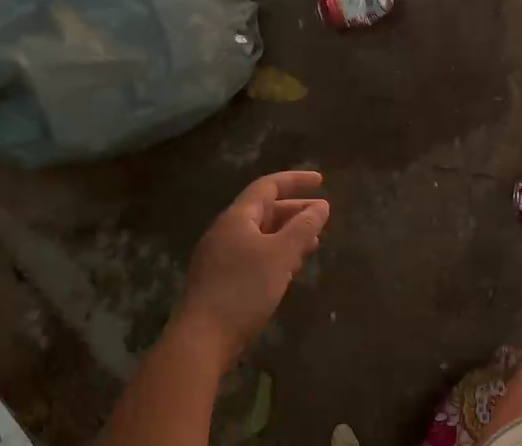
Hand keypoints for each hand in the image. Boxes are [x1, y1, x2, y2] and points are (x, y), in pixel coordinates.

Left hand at [169, 171, 329, 365]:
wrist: (200, 341)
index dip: (296, 180)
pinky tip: (288, 271)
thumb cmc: (243, 289)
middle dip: (295, 211)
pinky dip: (274, 255)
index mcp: (237, 219)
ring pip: (260, 236)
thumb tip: (321, 206)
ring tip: (311, 245)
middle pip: (264, 211)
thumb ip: (303, 227)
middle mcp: (225, 233)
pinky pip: (252, 256)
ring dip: (287, 235)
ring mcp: (219, 258)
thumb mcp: (281, 255)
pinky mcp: (219, 281)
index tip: (321, 181)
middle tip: (321, 217)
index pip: (268, 187)